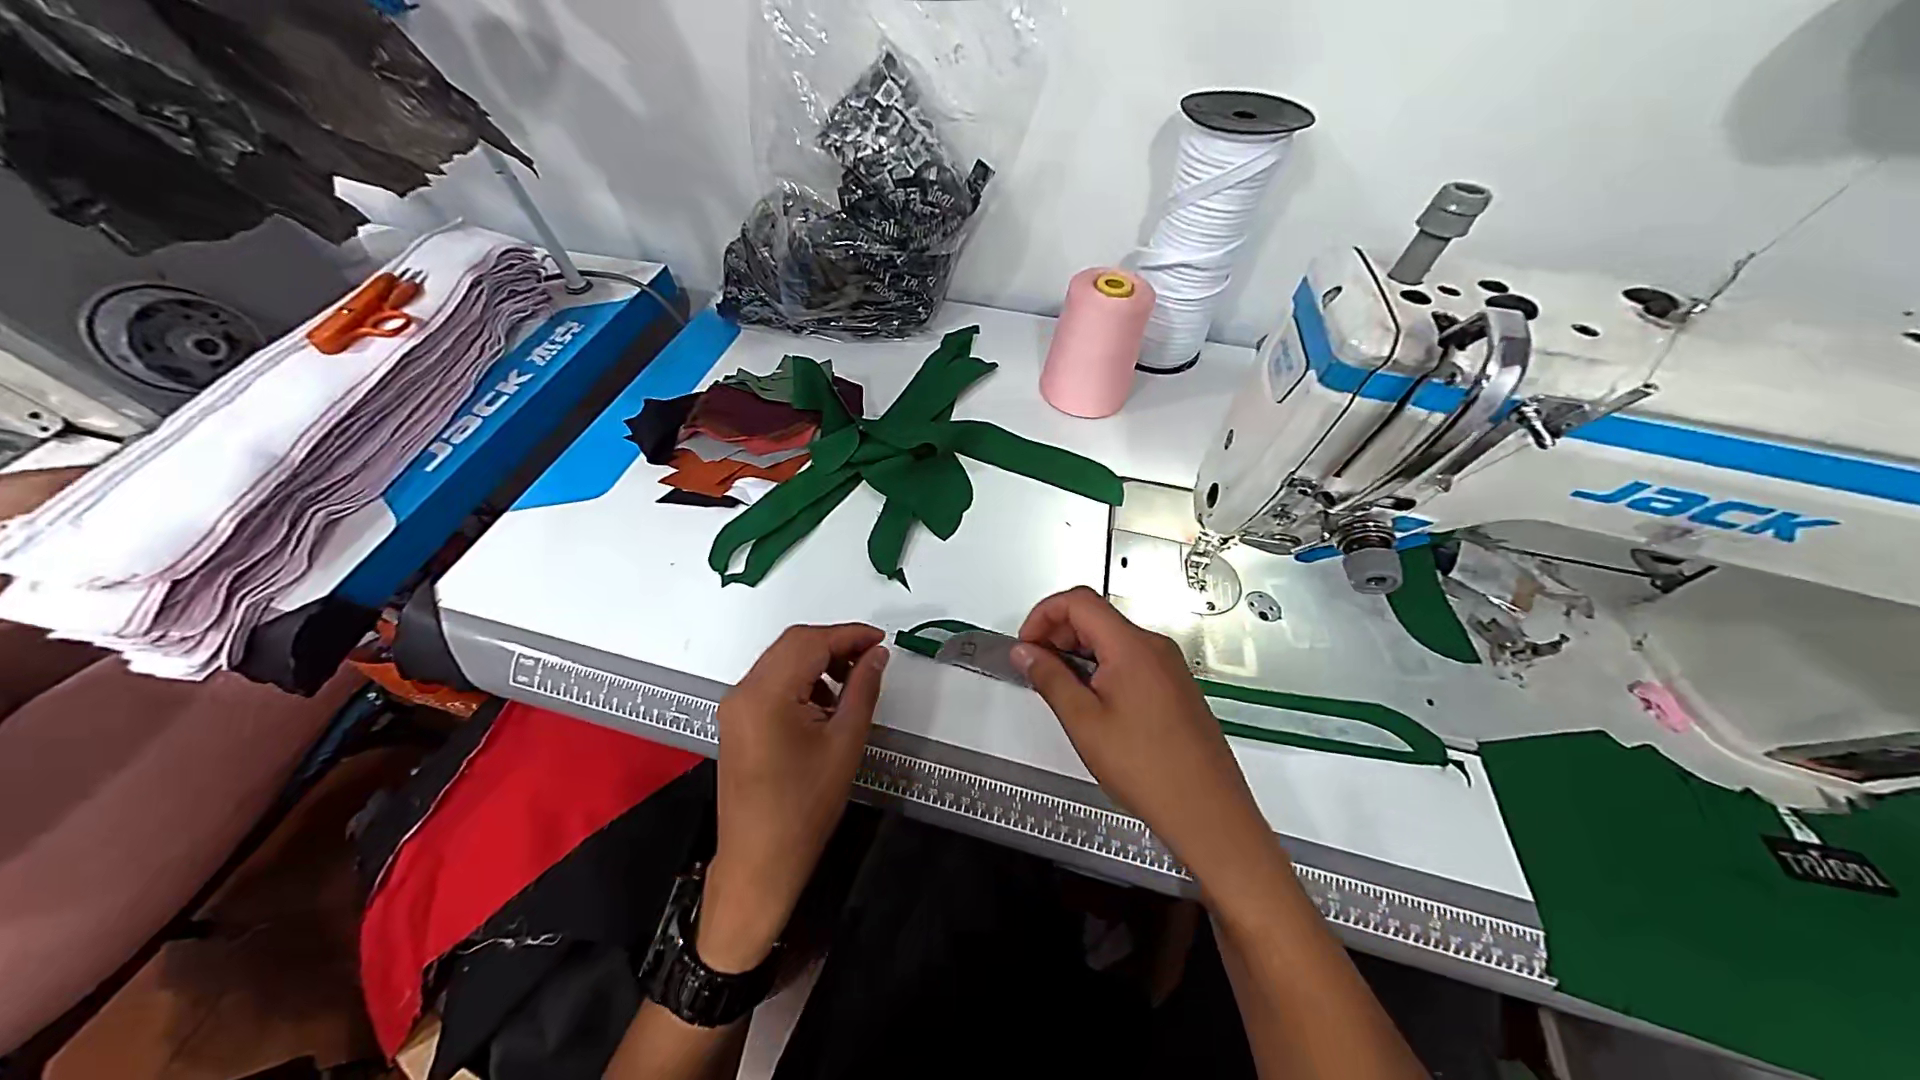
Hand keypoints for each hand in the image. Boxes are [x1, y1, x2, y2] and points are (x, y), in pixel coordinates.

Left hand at [700, 624, 887, 972]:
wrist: (761, 859)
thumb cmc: (801, 809)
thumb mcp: (845, 741)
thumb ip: (862, 688)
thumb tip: (875, 656)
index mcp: (766, 695)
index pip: (810, 642)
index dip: (850, 635)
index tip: (879, 640)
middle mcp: (743, 693)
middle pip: (793, 644)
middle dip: (835, 644)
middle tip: (870, 657)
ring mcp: (736, 707)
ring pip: (782, 660)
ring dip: (817, 661)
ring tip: (851, 682)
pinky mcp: (738, 720)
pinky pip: (772, 682)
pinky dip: (801, 680)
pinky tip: (826, 702)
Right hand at [1013, 587, 1285, 907]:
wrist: (1206, 809)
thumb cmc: (1155, 772)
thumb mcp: (1083, 721)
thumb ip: (1049, 678)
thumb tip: (1028, 653)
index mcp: (1132, 648)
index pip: (1078, 601)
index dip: (1043, 615)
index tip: (1027, 640)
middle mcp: (1155, 648)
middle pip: (1095, 615)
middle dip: (1057, 632)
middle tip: (1035, 662)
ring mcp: (1168, 666)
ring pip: (1112, 638)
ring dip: (1078, 651)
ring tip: (1059, 686)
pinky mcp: (1173, 685)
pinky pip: (1130, 658)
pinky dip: (1101, 666)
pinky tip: (1089, 699)